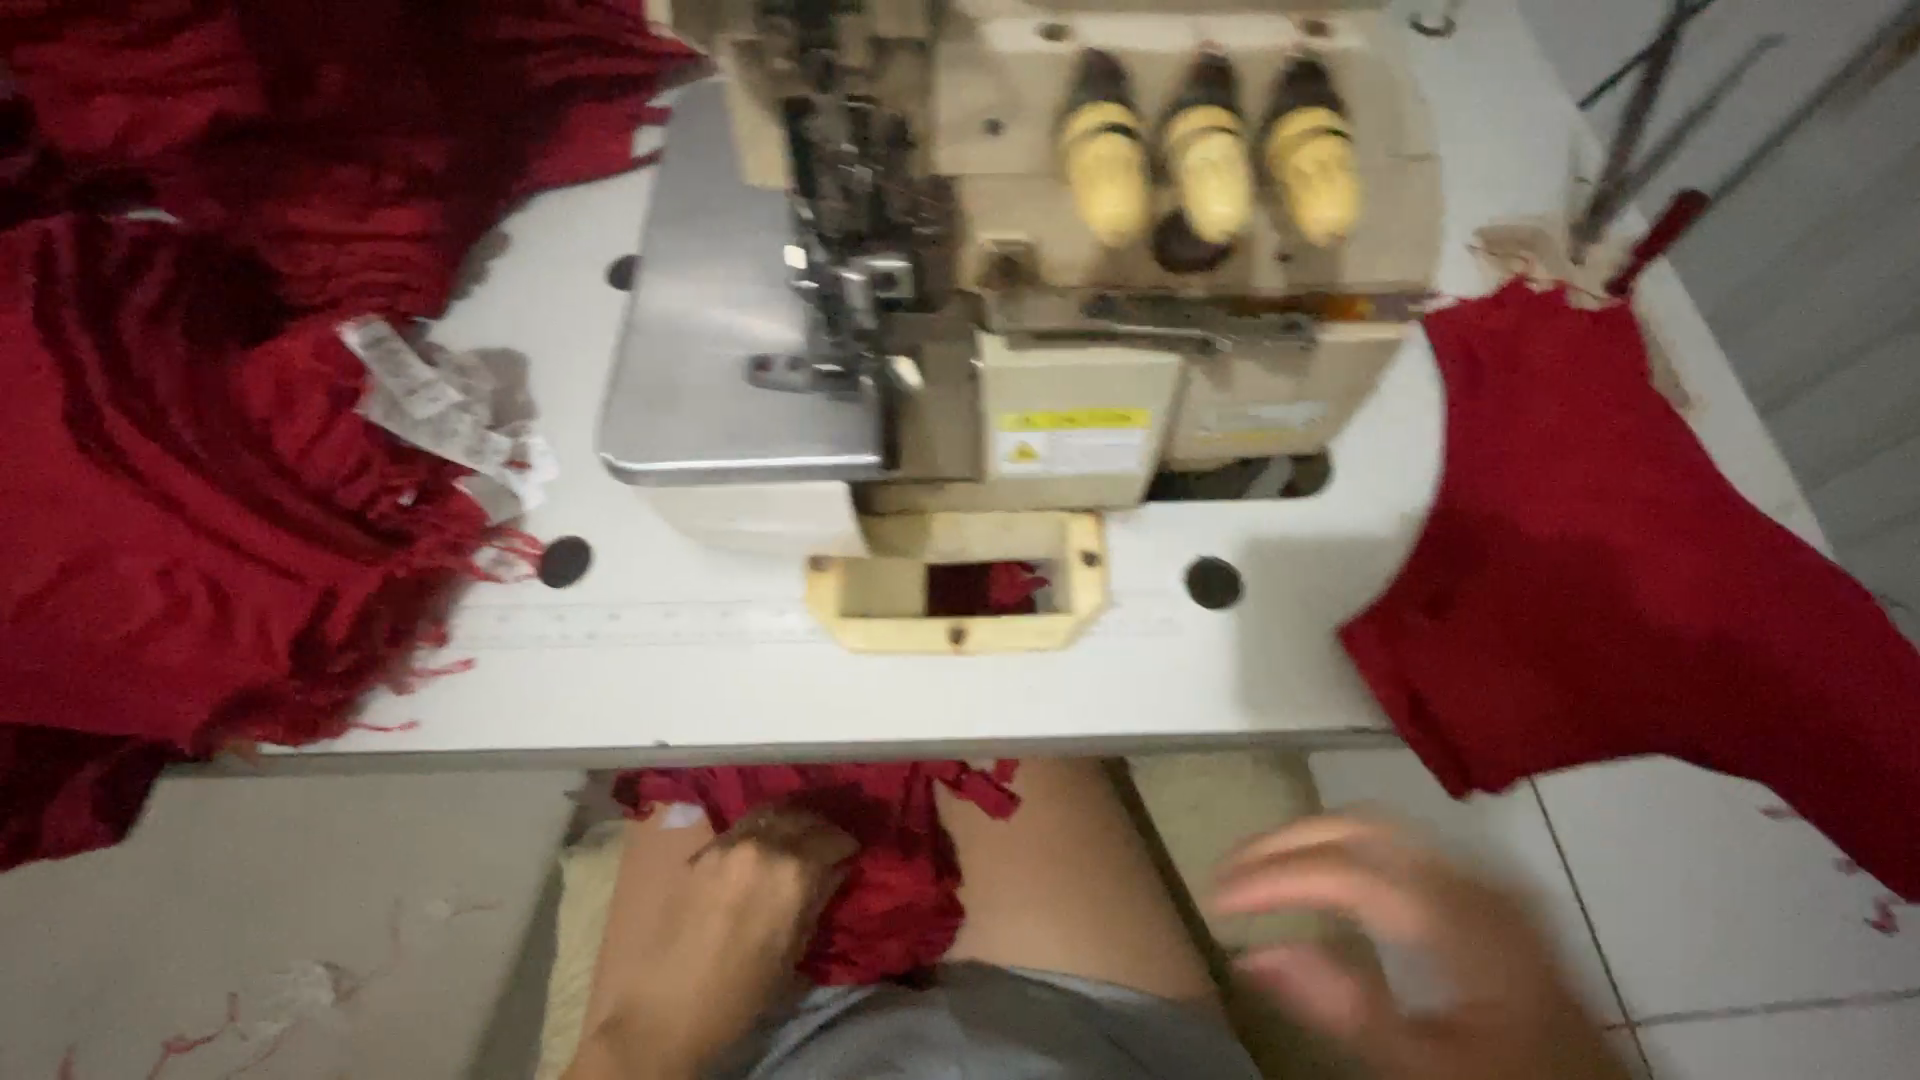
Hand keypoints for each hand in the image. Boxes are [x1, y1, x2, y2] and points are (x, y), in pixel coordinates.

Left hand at [582, 806, 857, 1078]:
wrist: (668, 1011)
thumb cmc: (743, 992)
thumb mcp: (795, 948)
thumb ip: (819, 898)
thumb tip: (836, 869)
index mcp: (794, 871)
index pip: (833, 838)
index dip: (847, 845)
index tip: (852, 853)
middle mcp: (762, 844)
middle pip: (803, 817)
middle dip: (821, 827)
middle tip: (828, 842)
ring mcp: (727, 843)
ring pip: (770, 813)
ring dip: (790, 820)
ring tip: (797, 837)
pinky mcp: (701, 852)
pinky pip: (741, 828)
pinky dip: (760, 830)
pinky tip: (762, 848)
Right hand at [1213, 815, 1630, 1079]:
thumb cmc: (1509, 1078)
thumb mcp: (1429, 1066)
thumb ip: (1343, 1006)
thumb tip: (1252, 955)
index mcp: (1461, 920)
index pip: (1344, 871)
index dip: (1272, 878)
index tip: (1218, 896)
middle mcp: (1473, 882)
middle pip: (1361, 825)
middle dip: (1286, 840)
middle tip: (1233, 869)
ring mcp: (1485, 882)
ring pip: (1380, 826)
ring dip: (1313, 838)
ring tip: (1266, 868)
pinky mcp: (1488, 895)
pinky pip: (1401, 845)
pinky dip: (1347, 848)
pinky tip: (1327, 875)